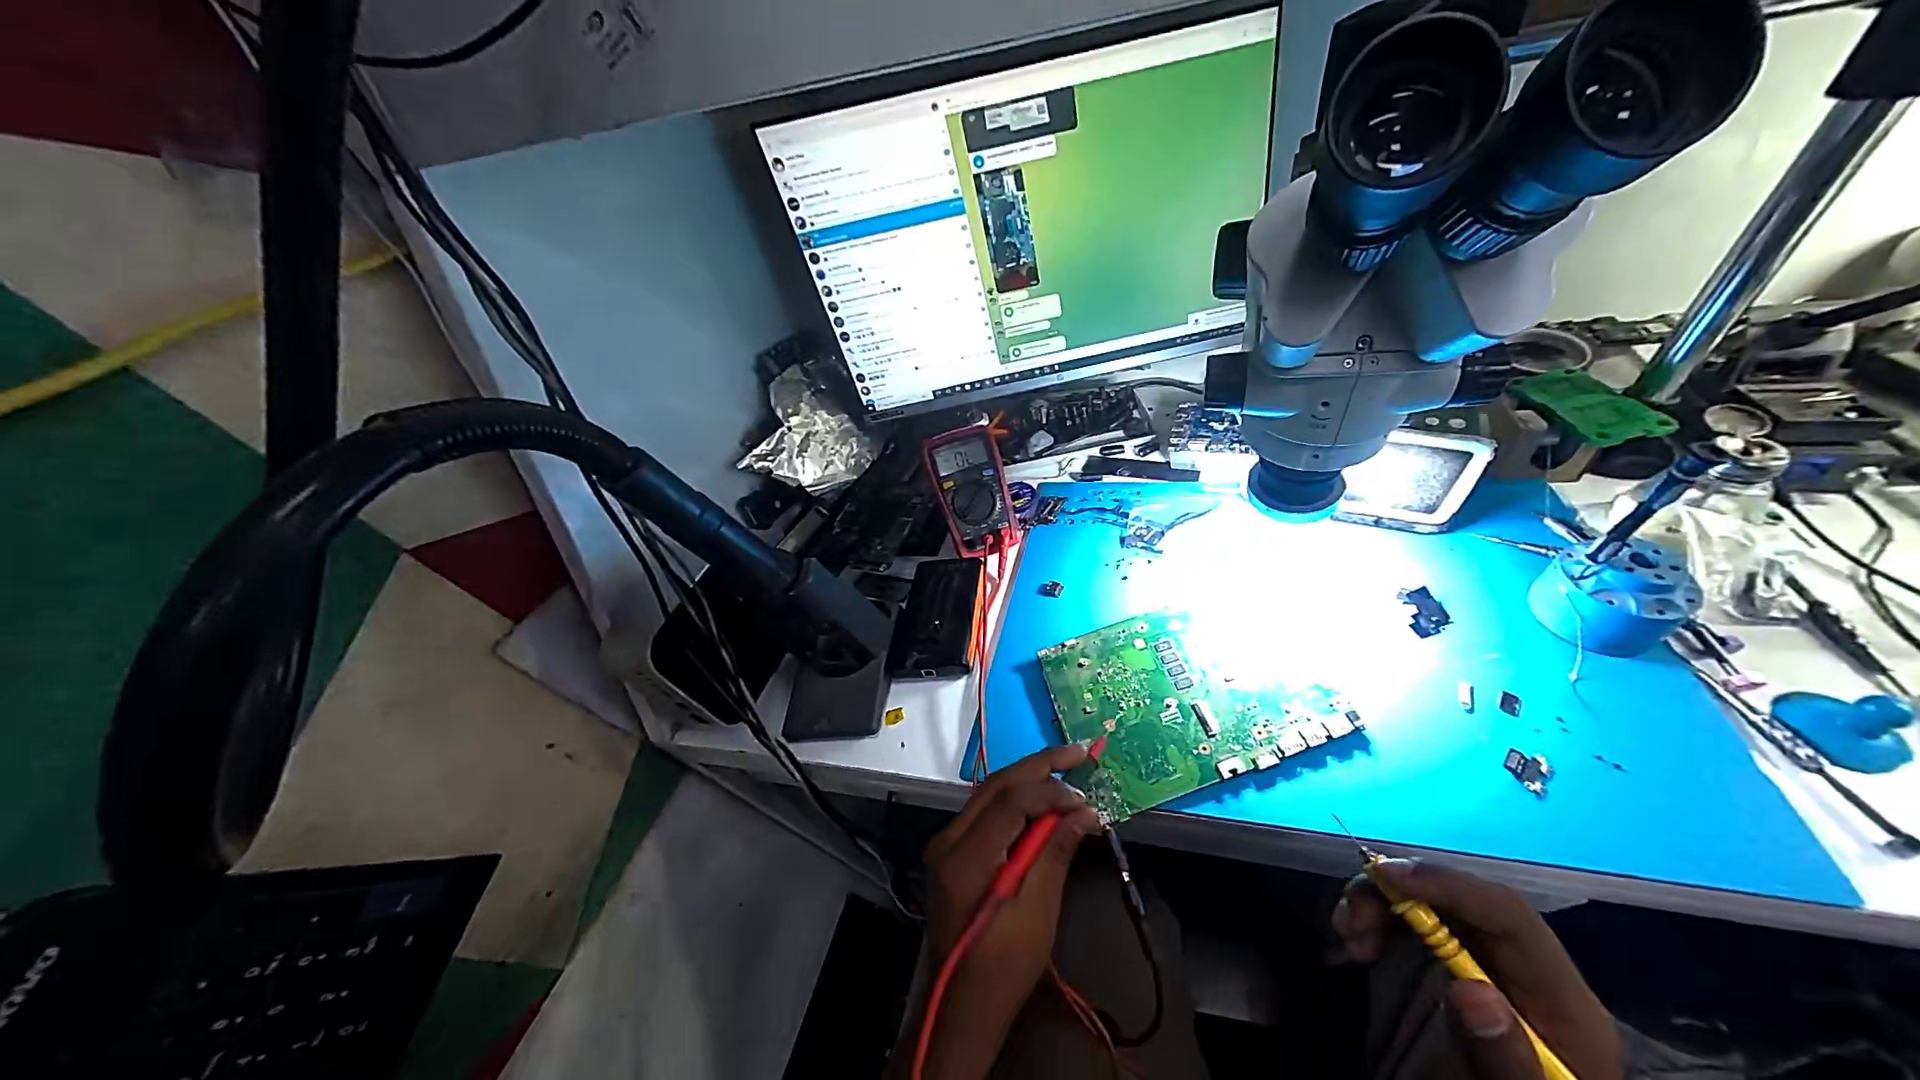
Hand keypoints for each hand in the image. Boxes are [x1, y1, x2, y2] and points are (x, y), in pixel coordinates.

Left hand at [913, 743, 1101, 1079]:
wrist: (961, 1005)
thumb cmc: (1002, 968)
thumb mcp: (1037, 913)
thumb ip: (1055, 853)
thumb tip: (1084, 812)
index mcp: (965, 857)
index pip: (1009, 801)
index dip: (1050, 792)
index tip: (1085, 798)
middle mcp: (948, 840)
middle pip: (995, 785)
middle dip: (1039, 765)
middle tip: (1078, 752)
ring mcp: (946, 844)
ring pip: (989, 793)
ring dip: (1028, 779)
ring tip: (1065, 769)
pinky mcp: (952, 852)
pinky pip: (985, 812)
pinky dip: (1016, 800)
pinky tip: (1041, 799)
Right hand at [1331, 859, 1621, 1079]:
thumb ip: (1507, 1057)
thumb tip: (1469, 991)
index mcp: (1558, 994)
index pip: (1507, 913)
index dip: (1447, 884)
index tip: (1385, 874)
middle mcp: (1520, 964)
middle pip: (1454, 898)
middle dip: (1393, 893)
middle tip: (1350, 921)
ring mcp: (1484, 963)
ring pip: (1425, 904)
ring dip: (1376, 904)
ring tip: (1346, 936)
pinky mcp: (1452, 970)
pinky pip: (1409, 924)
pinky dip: (1374, 922)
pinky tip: (1352, 946)